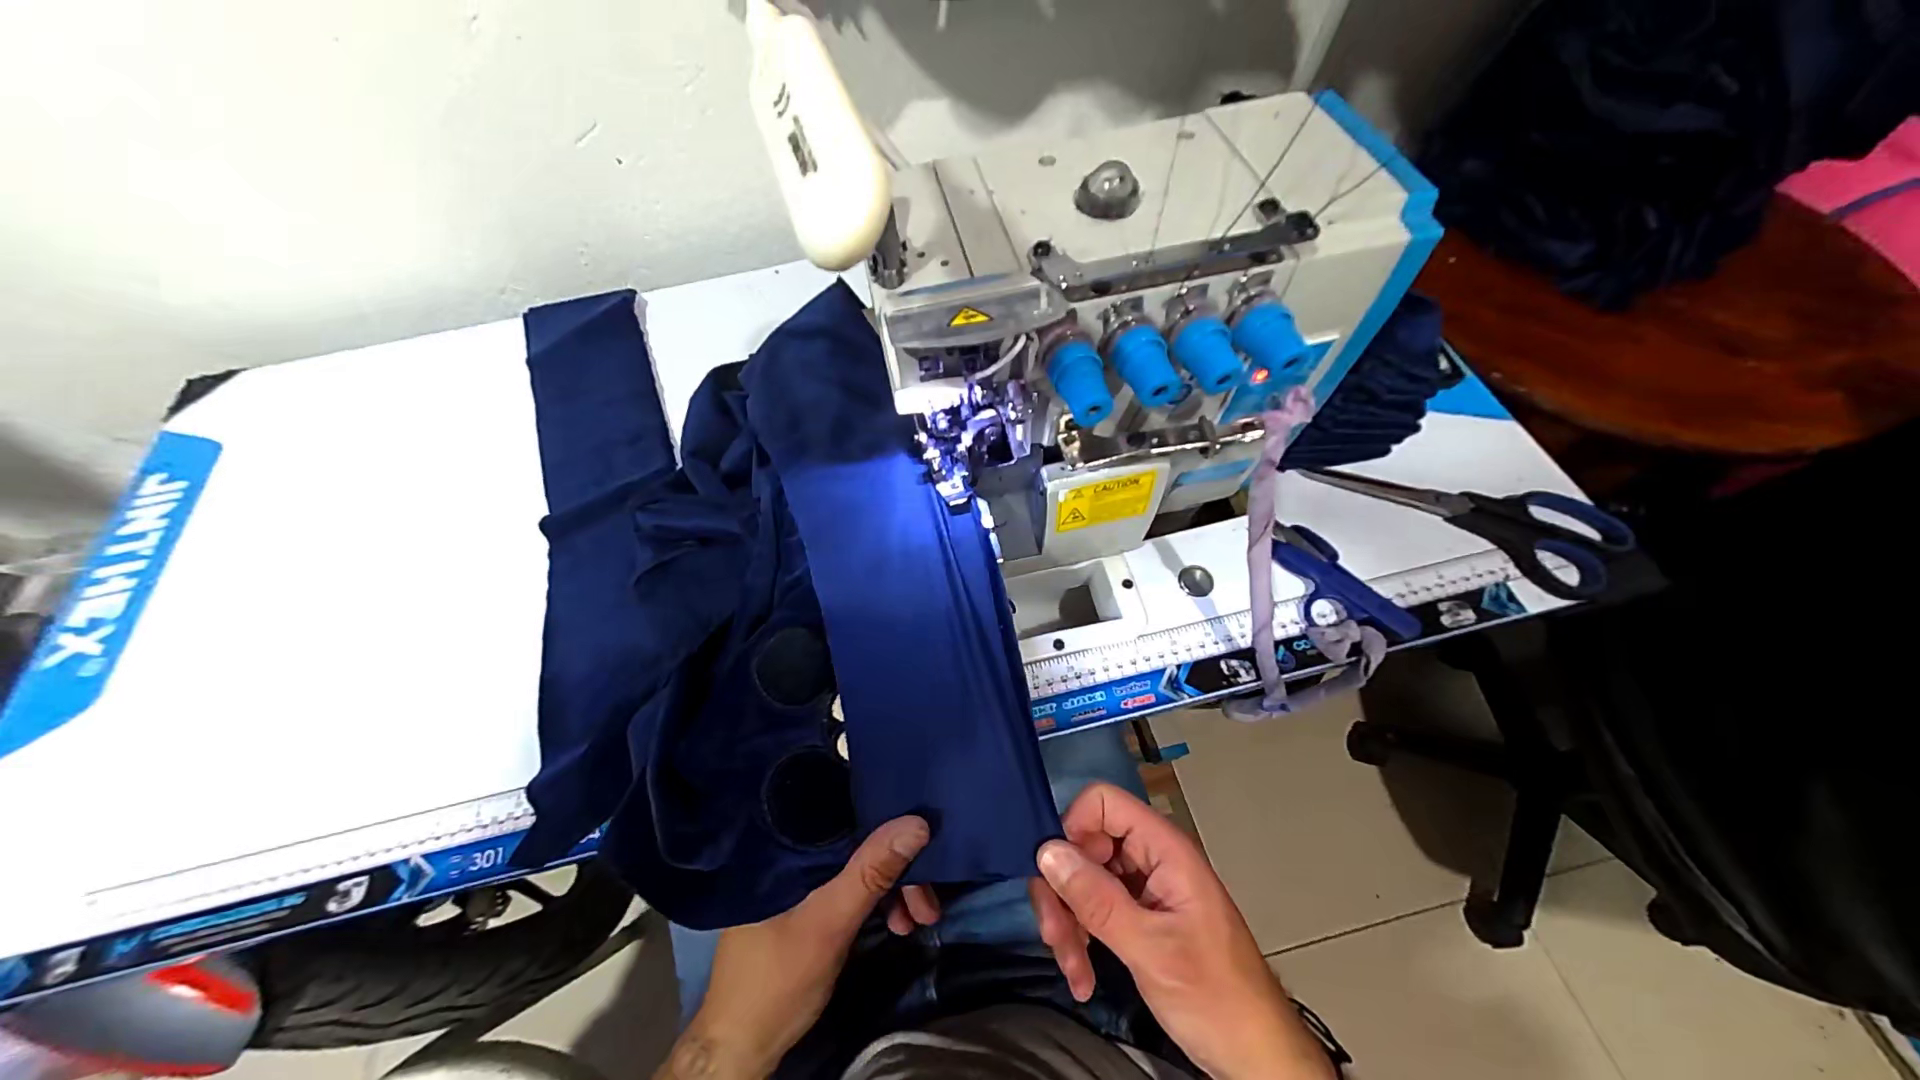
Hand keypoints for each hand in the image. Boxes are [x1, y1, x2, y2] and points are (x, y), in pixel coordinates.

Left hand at [655, 816, 930, 1079]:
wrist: (741, 1047)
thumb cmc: (778, 978)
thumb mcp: (829, 923)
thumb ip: (870, 873)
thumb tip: (918, 821)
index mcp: (784, 847)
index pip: (842, 813)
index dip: (886, 821)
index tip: (926, 839)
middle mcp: (789, 857)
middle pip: (855, 846)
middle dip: (898, 871)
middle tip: (929, 904)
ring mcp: (798, 884)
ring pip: (856, 870)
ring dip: (892, 891)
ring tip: (918, 921)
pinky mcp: (805, 908)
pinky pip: (849, 890)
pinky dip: (876, 904)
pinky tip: (896, 923)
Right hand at [1029, 783, 1334, 1079]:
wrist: (1256, 1056)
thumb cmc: (1217, 1000)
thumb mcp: (1150, 949)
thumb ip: (1096, 898)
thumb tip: (1048, 852)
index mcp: (1165, 850)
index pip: (1104, 803)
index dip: (1073, 829)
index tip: (1057, 876)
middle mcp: (1153, 859)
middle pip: (1087, 844)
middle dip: (1064, 889)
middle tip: (1056, 935)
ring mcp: (1146, 887)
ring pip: (1085, 879)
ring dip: (1069, 921)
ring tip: (1073, 967)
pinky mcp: (1140, 915)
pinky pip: (1095, 907)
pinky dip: (1082, 937)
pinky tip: (1083, 974)